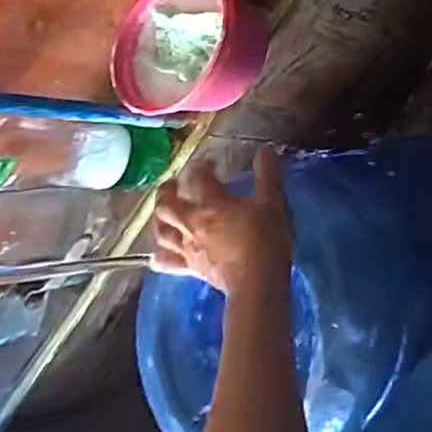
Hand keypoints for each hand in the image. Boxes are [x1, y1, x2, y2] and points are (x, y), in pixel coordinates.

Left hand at [152, 148, 292, 294]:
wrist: (256, 281)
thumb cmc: (266, 238)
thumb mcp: (273, 202)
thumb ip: (267, 175)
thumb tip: (264, 151)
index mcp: (212, 203)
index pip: (197, 178)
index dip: (200, 166)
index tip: (210, 163)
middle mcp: (192, 223)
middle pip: (167, 203)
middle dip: (167, 189)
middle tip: (174, 183)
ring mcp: (187, 247)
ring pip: (161, 230)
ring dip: (158, 217)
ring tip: (164, 210)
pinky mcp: (188, 267)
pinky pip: (166, 262)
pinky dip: (159, 255)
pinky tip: (158, 253)